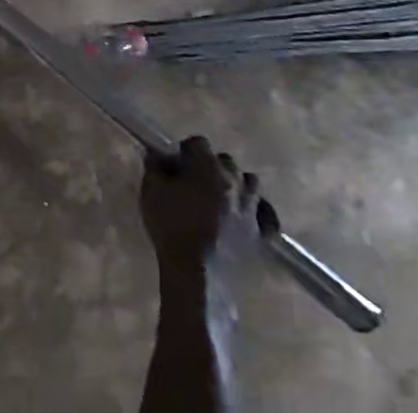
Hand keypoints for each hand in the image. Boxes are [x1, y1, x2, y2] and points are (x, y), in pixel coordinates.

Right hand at [140, 137, 267, 276]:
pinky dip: (258, 210)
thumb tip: (156, 155)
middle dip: (211, 165)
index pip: (199, 143)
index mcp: (208, 168)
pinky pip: (266, 214)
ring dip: (236, 183)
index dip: (186, 150)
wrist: (198, 275)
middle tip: (195, 181)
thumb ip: (154, 168)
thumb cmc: (171, 228)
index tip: (176, 163)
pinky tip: (245, 216)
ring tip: (221, 196)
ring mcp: (252, 208)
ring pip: (250, 182)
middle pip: (226, 161)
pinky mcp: (261, 233)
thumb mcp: (151, 193)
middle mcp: (235, 182)